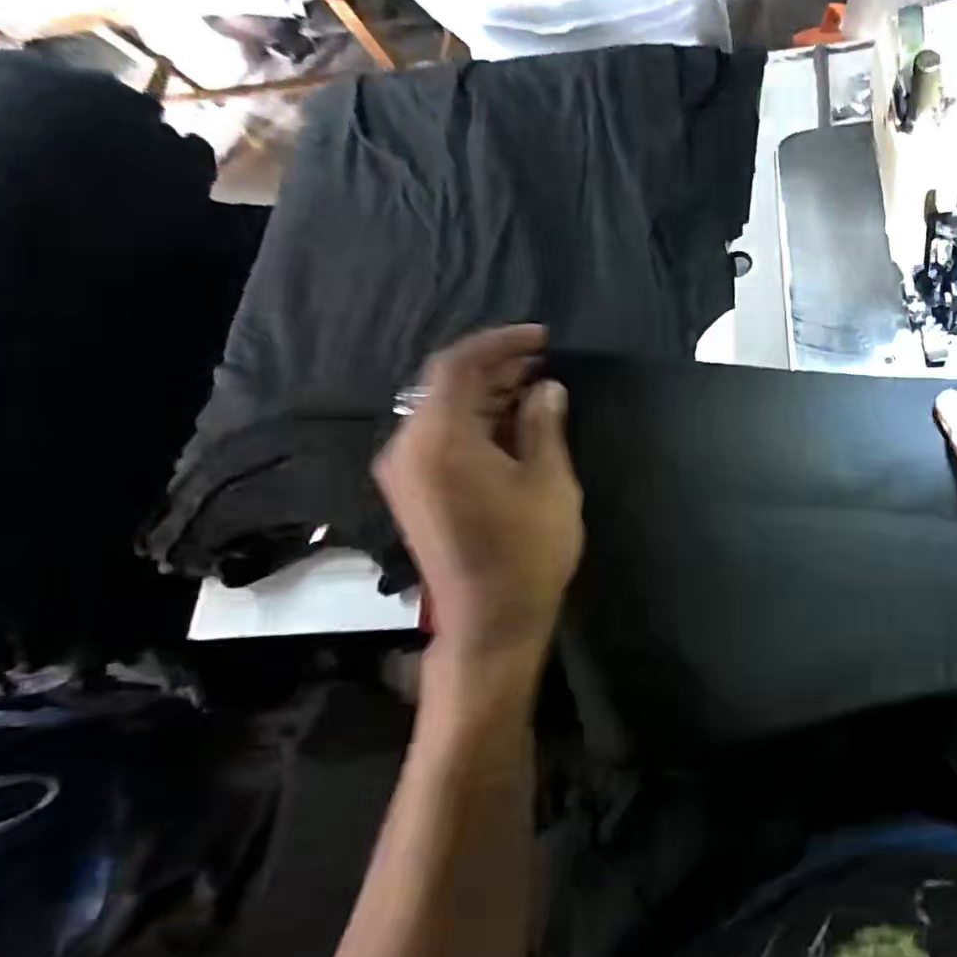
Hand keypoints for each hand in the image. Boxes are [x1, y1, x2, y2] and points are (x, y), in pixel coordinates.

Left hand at [374, 325, 582, 720]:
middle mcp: (408, 447)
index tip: (544, 339)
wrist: (491, 618)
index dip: (502, 343)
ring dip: (489, 395)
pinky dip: (477, 422)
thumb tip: (546, 389)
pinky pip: (442, 437)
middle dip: (499, 369)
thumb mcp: (549, 482)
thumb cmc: (528, 549)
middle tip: (548, 365)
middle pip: (447, 387)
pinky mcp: (415, 490)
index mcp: (439, 439)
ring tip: (539, 390)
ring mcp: (406, 471)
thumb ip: (543, 426)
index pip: (460, 367)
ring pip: (444, 411)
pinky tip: (515, 425)